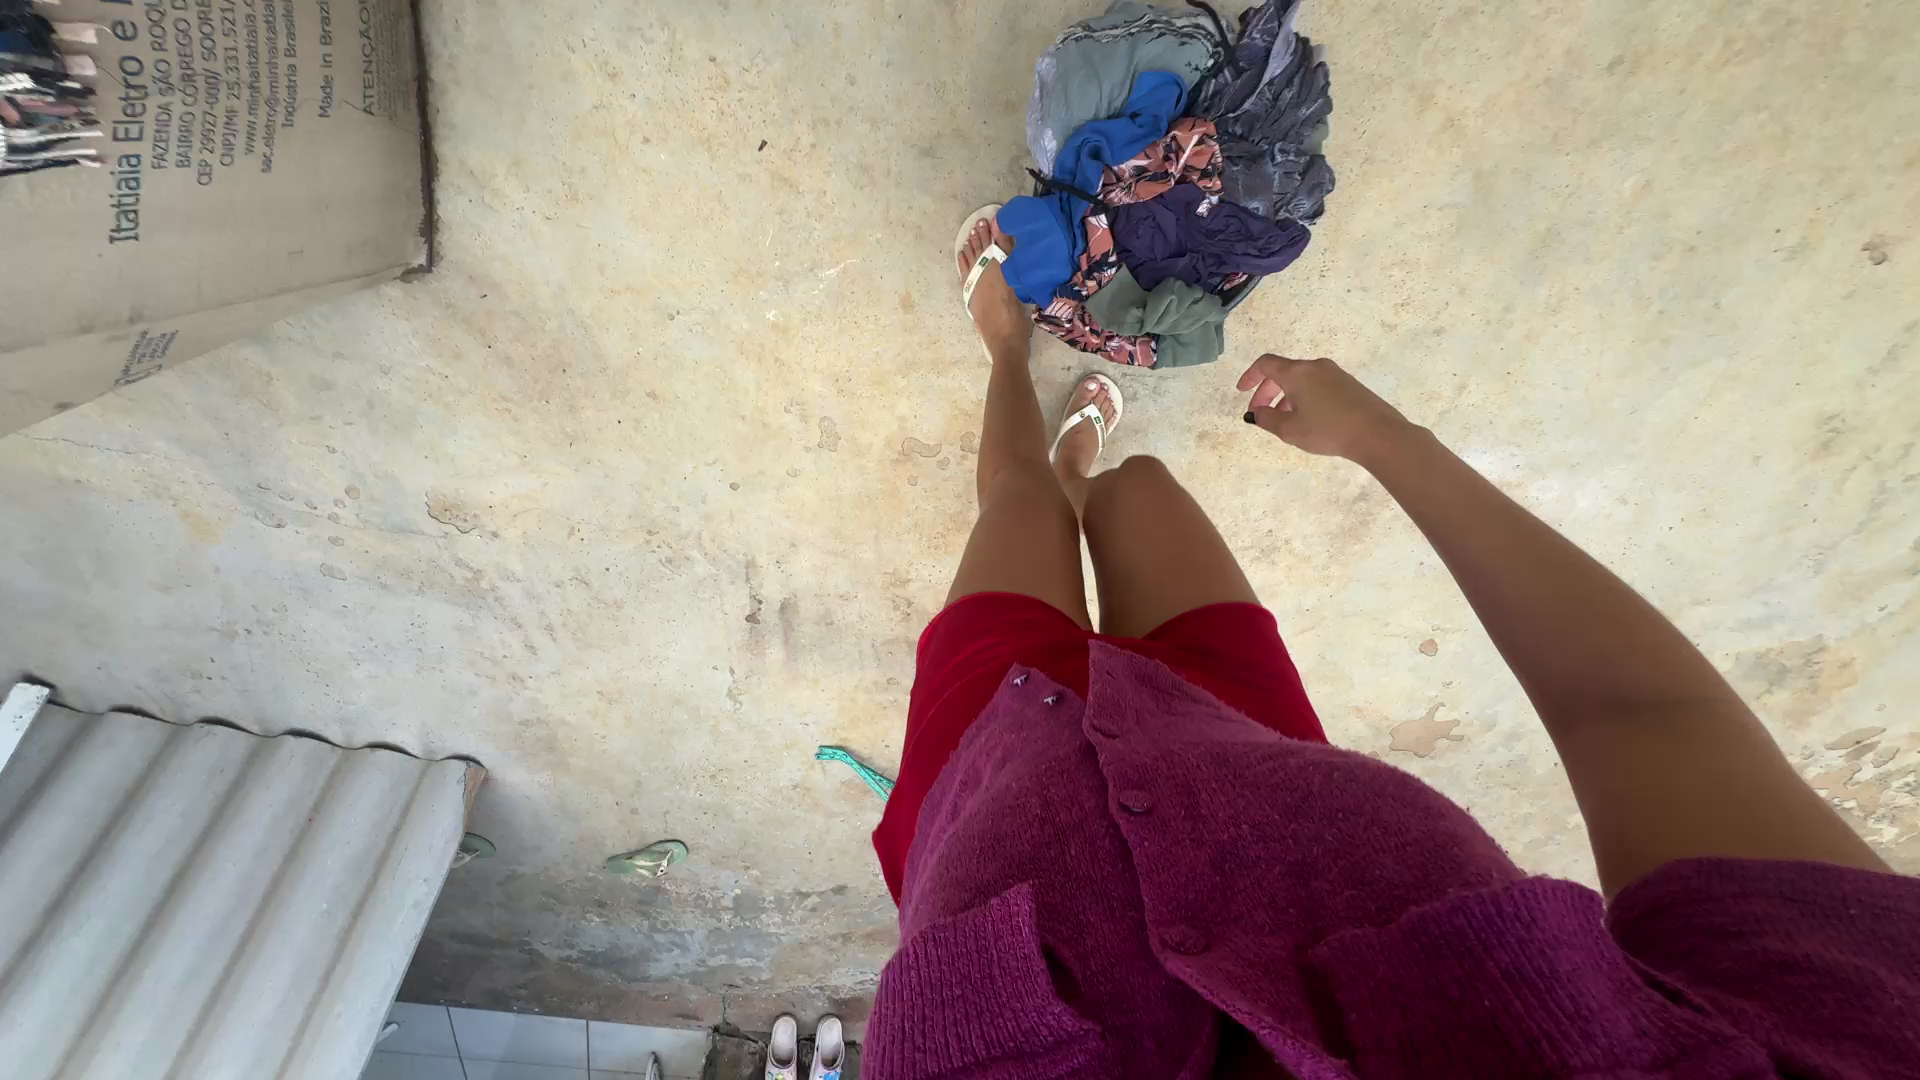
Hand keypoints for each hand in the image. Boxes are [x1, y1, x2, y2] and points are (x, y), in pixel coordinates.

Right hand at [1237, 354, 1416, 462]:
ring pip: (1300, 380)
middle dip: (1266, 391)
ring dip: (1284, 396)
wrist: (1376, 433)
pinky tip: (1305, 418)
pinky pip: (1316, 384)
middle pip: (1282, 372)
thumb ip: (1266, 419)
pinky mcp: (1347, 383)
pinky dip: (1302, 397)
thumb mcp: (1289, 430)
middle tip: (1259, 413)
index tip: (1241, 391)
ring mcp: (1334, 373)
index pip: (1266, 364)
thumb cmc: (1327, 430)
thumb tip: (1256, 413)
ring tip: (1282, 419)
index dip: (1250, 376)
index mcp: (1297, 373)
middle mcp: (1315, 367)